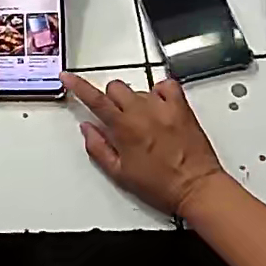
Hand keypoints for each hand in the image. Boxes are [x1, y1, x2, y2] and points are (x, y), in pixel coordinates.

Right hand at [62, 72, 228, 217]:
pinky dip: (159, 91)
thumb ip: (98, 147)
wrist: (197, 188)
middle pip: (115, 88)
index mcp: (124, 129)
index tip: (68, 76)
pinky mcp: (182, 109)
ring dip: (133, 100)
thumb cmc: (160, 185)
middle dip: (110, 99)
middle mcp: (143, 113)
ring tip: (142, 119)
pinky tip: (158, 104)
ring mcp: (164, 109)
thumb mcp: (119, 173)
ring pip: (138, 88)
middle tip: (116, 117)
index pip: (94, 99)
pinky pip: (167, 86)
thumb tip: (87, 128)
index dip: (77, 85)